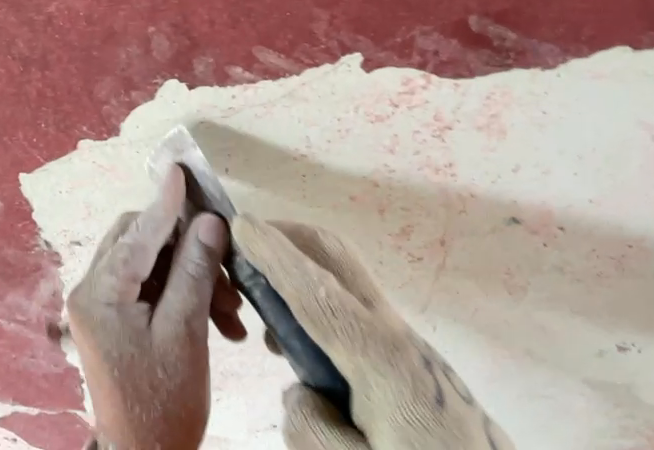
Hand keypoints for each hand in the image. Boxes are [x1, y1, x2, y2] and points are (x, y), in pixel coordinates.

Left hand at [67, 164, 247, 448]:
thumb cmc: (163, 401)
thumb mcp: (185, 334)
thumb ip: (195, 272)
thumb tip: (208, 221)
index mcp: (100, 292)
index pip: (138, 233)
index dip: (165, 202)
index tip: (181, 170)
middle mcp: (90, 289)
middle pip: (141, 242)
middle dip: (187, 249)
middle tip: (226, 269)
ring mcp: (98, 304)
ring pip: (149, 265)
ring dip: (190, 277)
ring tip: (230, 312)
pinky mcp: (111, 318)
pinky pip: (146, 287)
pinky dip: (180, 294)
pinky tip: (217, 320)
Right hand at [232, 218, 513, 449]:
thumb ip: (312, 428)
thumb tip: (297, 391)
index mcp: (383, 362)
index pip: (315, 291)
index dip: (273, 255)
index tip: (239, 224)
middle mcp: (397, 337)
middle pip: (337, 258)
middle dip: (288, 236)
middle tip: (245, 243)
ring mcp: (410, 346)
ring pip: (344, 284)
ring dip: (301, 273)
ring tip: (265, 308)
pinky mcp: (414, 363)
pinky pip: (356, 314)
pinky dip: (320, 306)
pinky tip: (304, 351)